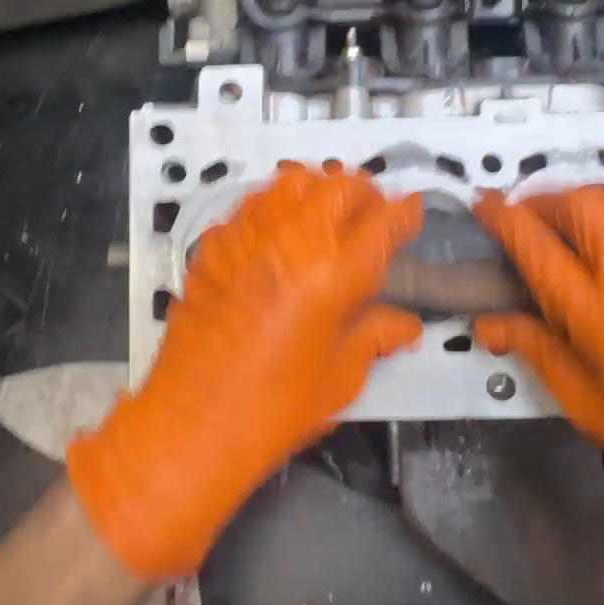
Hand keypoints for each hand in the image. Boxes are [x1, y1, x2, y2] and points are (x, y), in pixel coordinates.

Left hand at [67, 166, 423, 580]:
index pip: (382, 221)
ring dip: (319, 188)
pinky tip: (282, 231)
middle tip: (373, 214)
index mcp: (333, 274)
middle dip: (364, 192)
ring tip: (330, 212)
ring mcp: (246, 237)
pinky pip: (252, 204)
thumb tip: (402, 324)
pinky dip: (277, 205)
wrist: (192, 424)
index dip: (404, 213)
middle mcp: (290, 241)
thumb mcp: (341, 377)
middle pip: (337, 185)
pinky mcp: (214, 245)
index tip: (411, 212)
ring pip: (292, 180)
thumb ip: (376, 336)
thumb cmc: (270, 409)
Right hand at [474, 182, 603, 593]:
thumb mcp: (583, 398)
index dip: (503, 217)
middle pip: (580, 203)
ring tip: (580, 212)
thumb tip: (489, 326)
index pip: (536, 244)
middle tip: (530, 216)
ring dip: (595, 193)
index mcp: (600, 312)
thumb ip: (533, 349)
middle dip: (544, 200)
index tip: (487, 206)